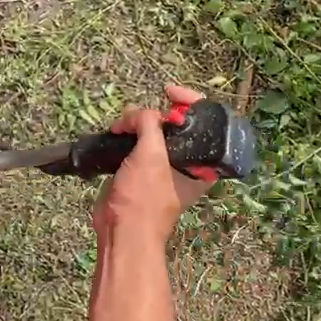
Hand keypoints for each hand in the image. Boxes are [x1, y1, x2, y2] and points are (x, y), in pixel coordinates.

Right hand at [92, 84, 212, 244]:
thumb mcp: (150, 156)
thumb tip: (139, 114)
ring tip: (119, 128)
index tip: (166, 91)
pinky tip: (115, 134)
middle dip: (152, 113)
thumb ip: (150, 126)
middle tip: (133, 117)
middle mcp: (186, 161)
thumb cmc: (144, 197)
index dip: (189, 100)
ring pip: (152, 131)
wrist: (122, 229)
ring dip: (135, 123)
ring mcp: (162, 165)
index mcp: (202, 162)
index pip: (204, 121)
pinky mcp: (139, 169)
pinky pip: (137, 142)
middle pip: (174, 123)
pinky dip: (126, 134)